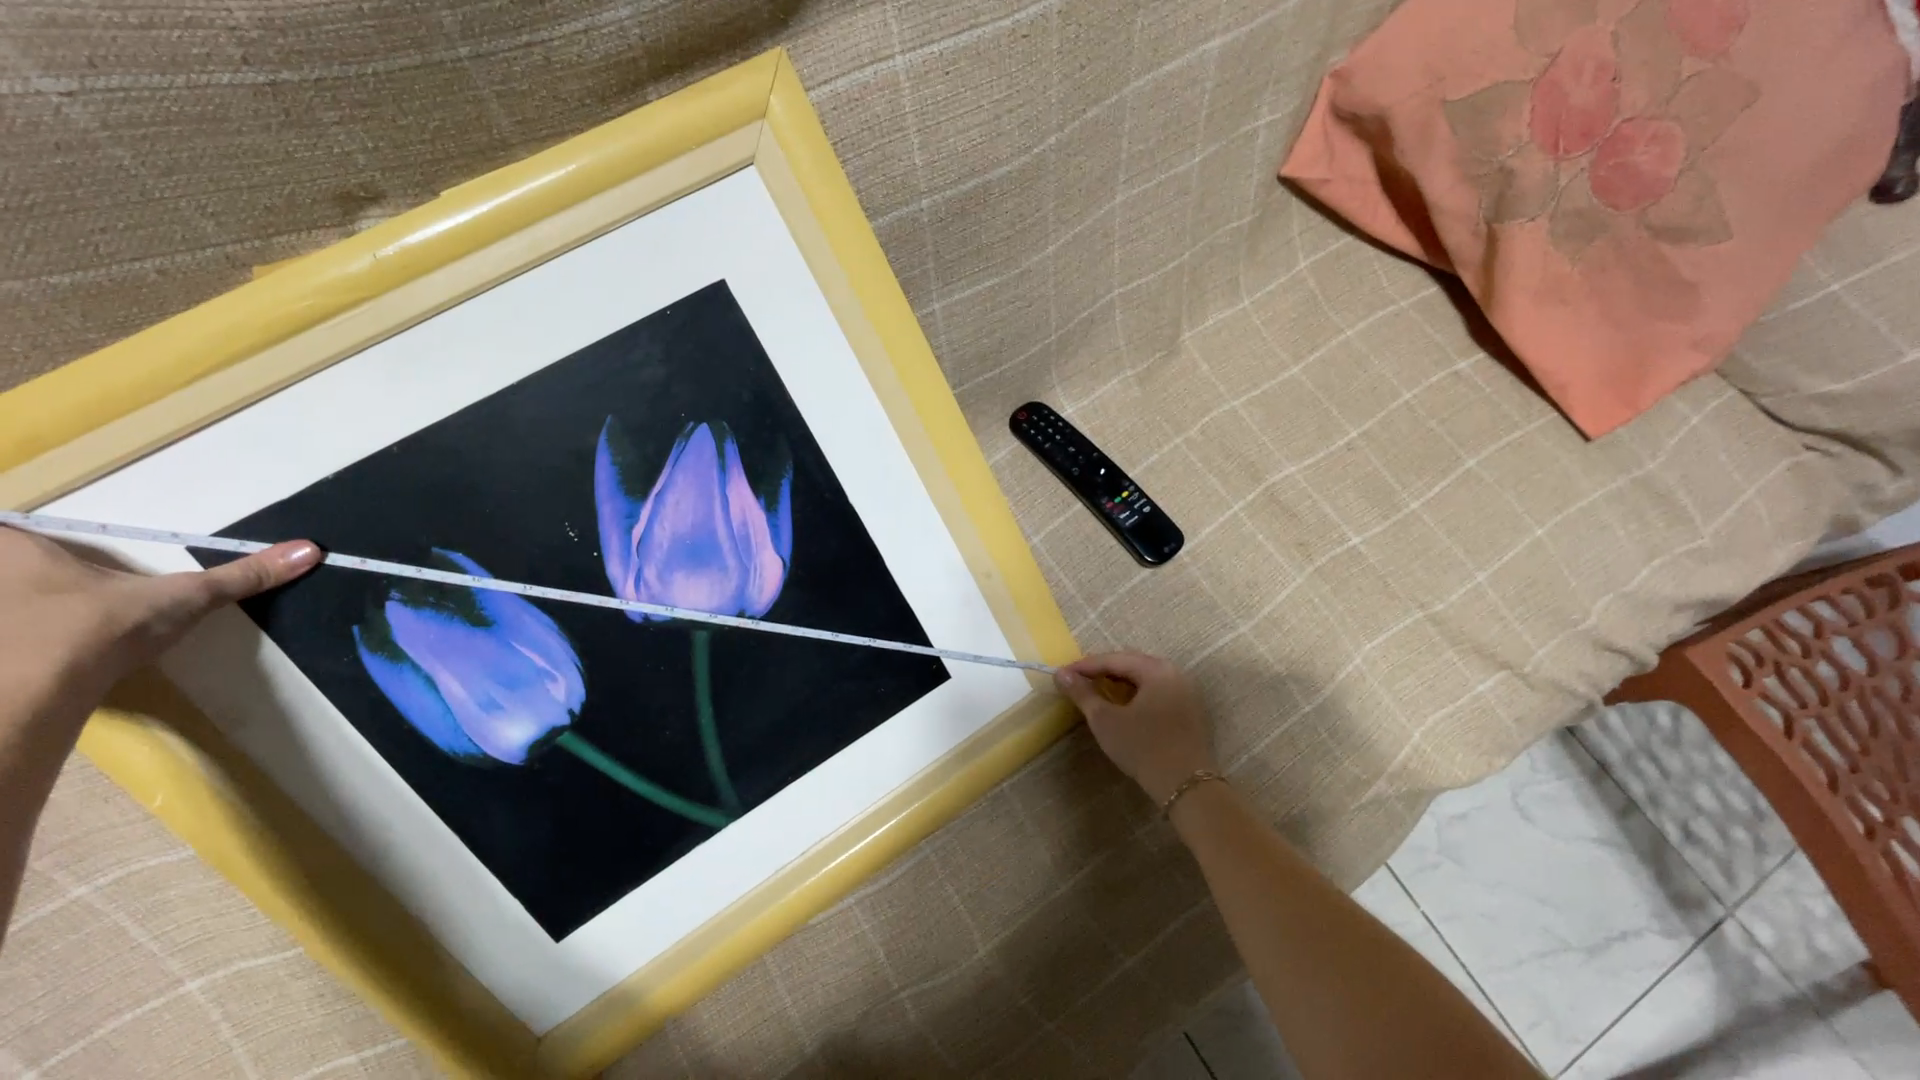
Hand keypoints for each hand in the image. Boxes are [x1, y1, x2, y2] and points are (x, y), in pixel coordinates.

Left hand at [0, 526, 320, 731]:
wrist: (39, 694)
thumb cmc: (98, 627)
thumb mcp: (182, 598)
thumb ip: (240, 576)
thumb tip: (309, 550)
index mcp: (13, 545)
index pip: (12, 529)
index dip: (26, 538)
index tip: (49, 551)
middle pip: (5, 564)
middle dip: (23, 577)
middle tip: (53, 589)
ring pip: (2, 603)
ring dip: (17, 611)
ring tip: (46, 623)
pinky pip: (4, 641)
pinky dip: (17, 648)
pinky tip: (37, 656)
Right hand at [1053, 651, 1217, 803]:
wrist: (1185, 785)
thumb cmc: (1142, 747)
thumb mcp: (1105, 720)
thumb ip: (1083, 694)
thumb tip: (1061, 674)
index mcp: (1156, 670)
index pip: (1114, 659)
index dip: (1084, 666)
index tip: (1061, 674)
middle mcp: (1175, 673)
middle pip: (1132, 663)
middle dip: (1103, 670)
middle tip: (1077, 680)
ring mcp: (1186, 692)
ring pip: (1146, 678)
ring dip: (1120, 681)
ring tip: (1097, 690)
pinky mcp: (1189, 710)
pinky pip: (1157, 691)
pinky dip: (1137, 693)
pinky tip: (1123, 704)